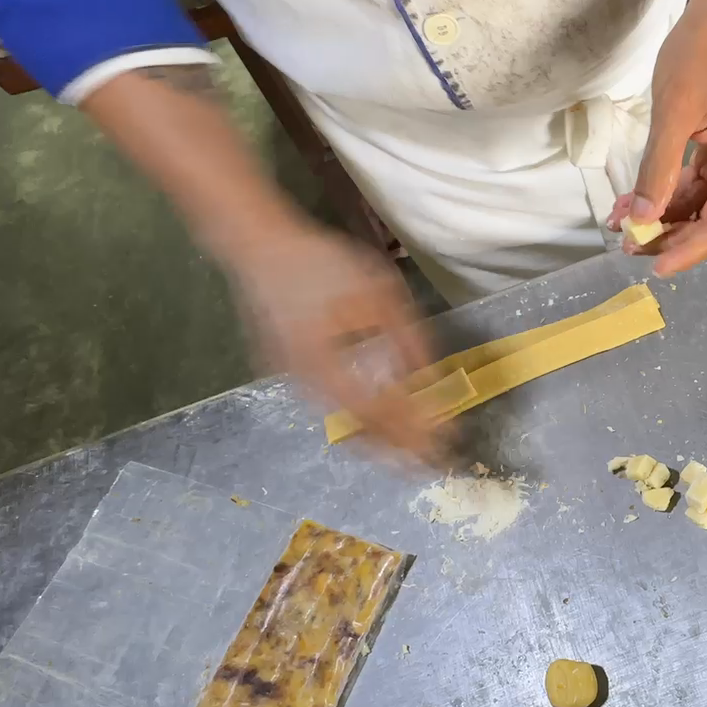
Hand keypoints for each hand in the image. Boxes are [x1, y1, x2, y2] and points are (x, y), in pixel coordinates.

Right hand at [224, 223, 447, 461]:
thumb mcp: (382, 296)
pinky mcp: (289, 374)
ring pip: (345, 426)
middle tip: (435, 461)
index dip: (415, 433)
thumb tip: (435, 380)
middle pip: (362, 431)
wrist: (260, 245)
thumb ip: (409, 341)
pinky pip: (332, 411)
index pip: (381, 414)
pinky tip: (383, 428)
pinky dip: (362, 425)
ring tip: (415, 453)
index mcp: (329, 364)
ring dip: (383, 442)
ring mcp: (293, 382)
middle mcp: (307, 383)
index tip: (446, 443)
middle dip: (401, 449)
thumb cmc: (327, 265)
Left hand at [612, 0, 706, 276]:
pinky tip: (635, 204)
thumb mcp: (675, 110)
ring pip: (701, 211)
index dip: (690, 251)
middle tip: (629, 243)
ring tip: (623, 225)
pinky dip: (667, 198)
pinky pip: (695, 190)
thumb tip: (642, 217)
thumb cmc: (704, 51)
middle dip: (671, 238)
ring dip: (664, 221)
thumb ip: (658, 169)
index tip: (655, 265)